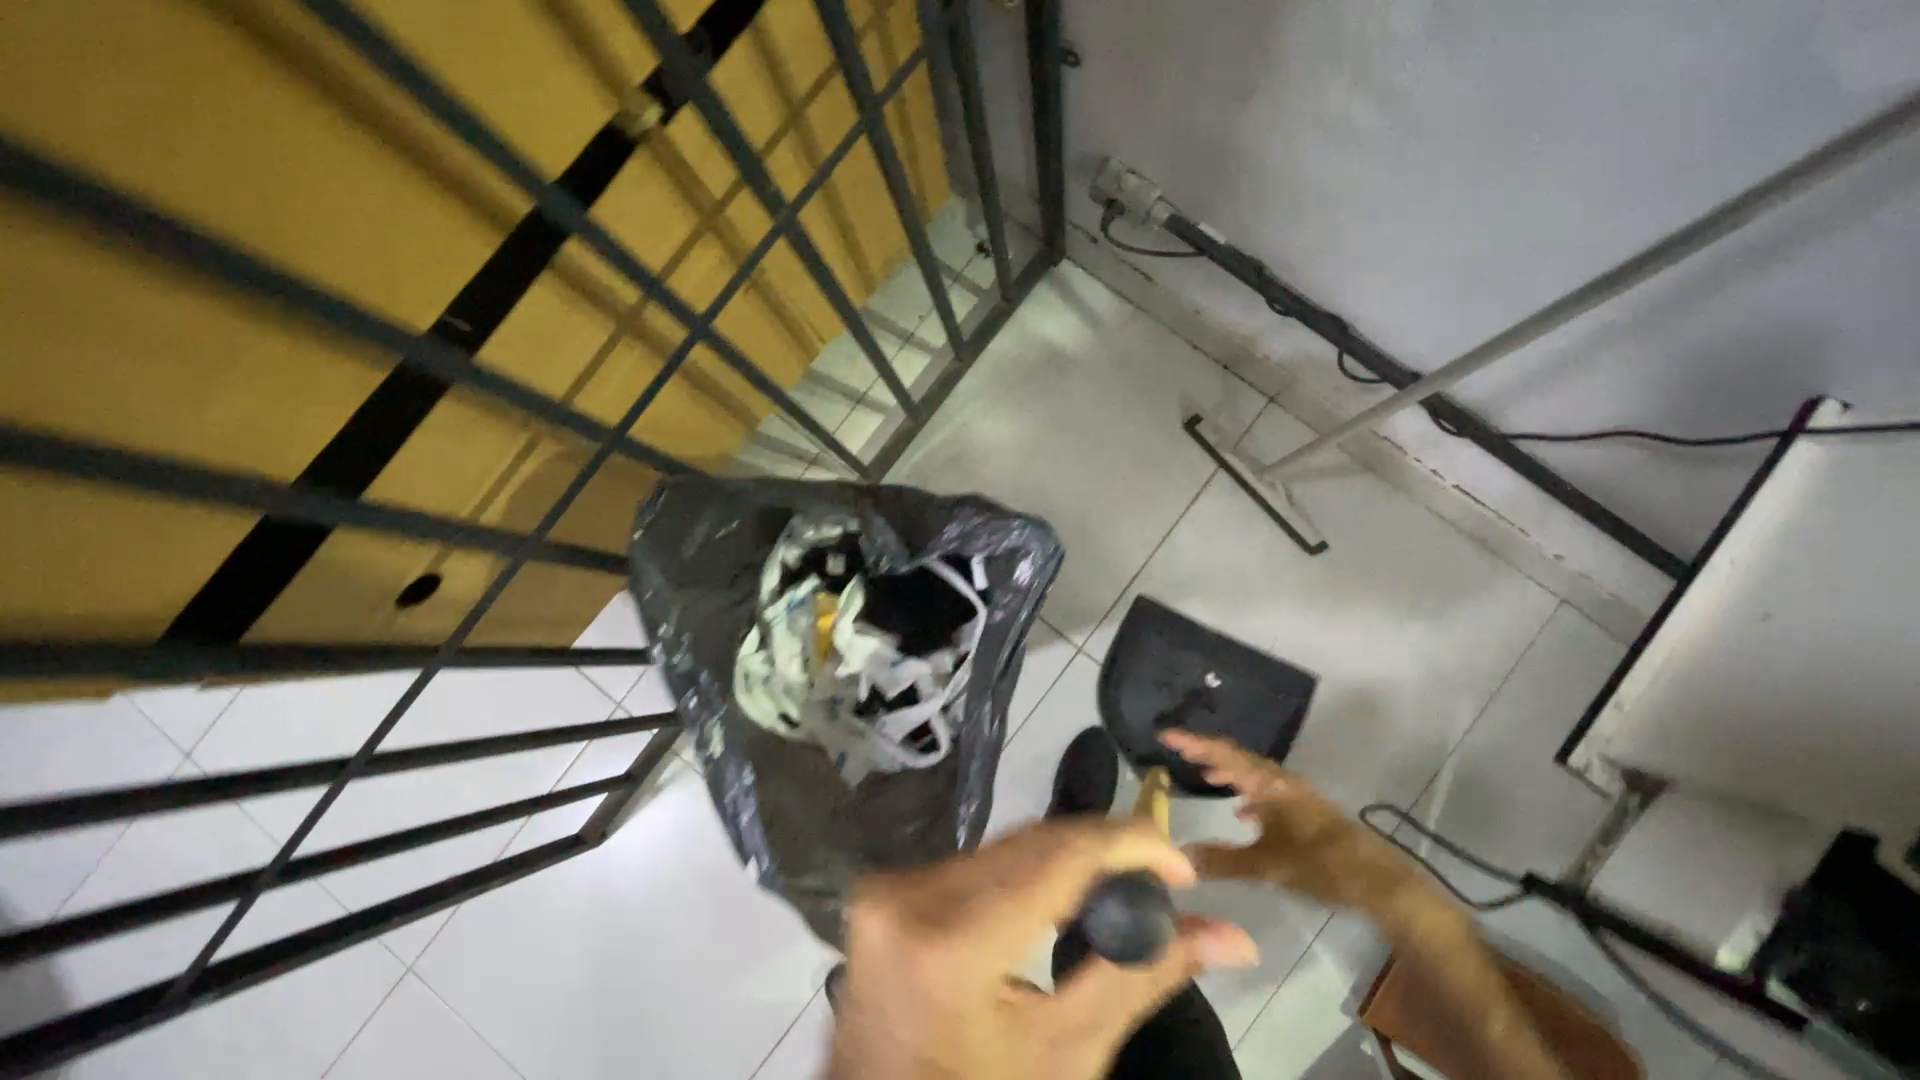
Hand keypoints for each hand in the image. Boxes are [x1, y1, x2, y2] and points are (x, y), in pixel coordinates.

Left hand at [828, 818, 1257, 1079]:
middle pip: (1031, 845)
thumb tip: (1232, 936)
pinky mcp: (886, 889)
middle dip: (1103, 854)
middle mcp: (910, 896)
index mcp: (952, 945)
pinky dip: (1024, 873)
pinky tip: (1060, 898)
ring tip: (1116, 893)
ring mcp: (890, 889)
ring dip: (1065, 861)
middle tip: (1159, 882)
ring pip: (1004, 847)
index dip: (1130, 844)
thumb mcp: (1067, 1053)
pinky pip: (974, 862)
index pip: (1058, 856)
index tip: (1184, 865)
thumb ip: (1141, 977)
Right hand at [1160, 730, 1437, 927]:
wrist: (1378, 881)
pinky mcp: (1308, 811)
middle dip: (1209, 754)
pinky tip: (1244, 814)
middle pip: (1240, 758)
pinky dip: (1250, 793)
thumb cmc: (1319, 866)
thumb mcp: (1266, 866)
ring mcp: (1298, 795)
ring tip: (1207, 776)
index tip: (1166, 734)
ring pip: (1256, 775)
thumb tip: (1179, 856)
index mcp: (1269, 785)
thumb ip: (1221, 861)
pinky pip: (1269, 791)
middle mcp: (1283, 782)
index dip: (1193, 743)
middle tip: (1181, 753)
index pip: (1224, 754)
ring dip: (1231, 772)